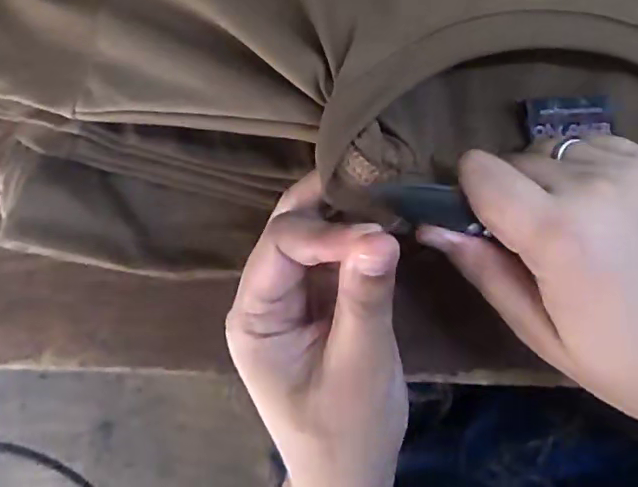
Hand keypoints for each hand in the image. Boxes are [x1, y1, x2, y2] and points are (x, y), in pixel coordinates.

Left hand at [226, 172, 406, 486]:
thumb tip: (381, 235)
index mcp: (254, 315)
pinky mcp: (317, 292)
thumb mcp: (360, 367)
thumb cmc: (347, 430)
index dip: (325, 233)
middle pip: (287, 224)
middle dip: (327, 200)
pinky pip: (332, 245)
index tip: (375, 233)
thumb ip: (365, 298)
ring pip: (308, 226)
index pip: (281, 246)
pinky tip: (383, 213)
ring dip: (343, 207)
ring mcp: (290, 290)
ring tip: (383, 188)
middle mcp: (264, 293)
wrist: (351, 473)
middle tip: (374, 179)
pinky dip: (356, 226)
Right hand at [416, 136, 637, 448]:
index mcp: (559, 235)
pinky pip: (593, 144)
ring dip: (548, 176)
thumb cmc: (629, 365)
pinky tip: (607, 207)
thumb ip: (484, 269)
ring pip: (552, 148)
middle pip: (515, 157)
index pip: (480, 168)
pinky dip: (585, 168)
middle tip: (535, 237)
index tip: (480, 218)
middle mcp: (592, 187)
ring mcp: (631, 169)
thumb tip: (432, 224)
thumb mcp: (543, 333)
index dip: (469, 190)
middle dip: (510, 189)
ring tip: (576, 221)